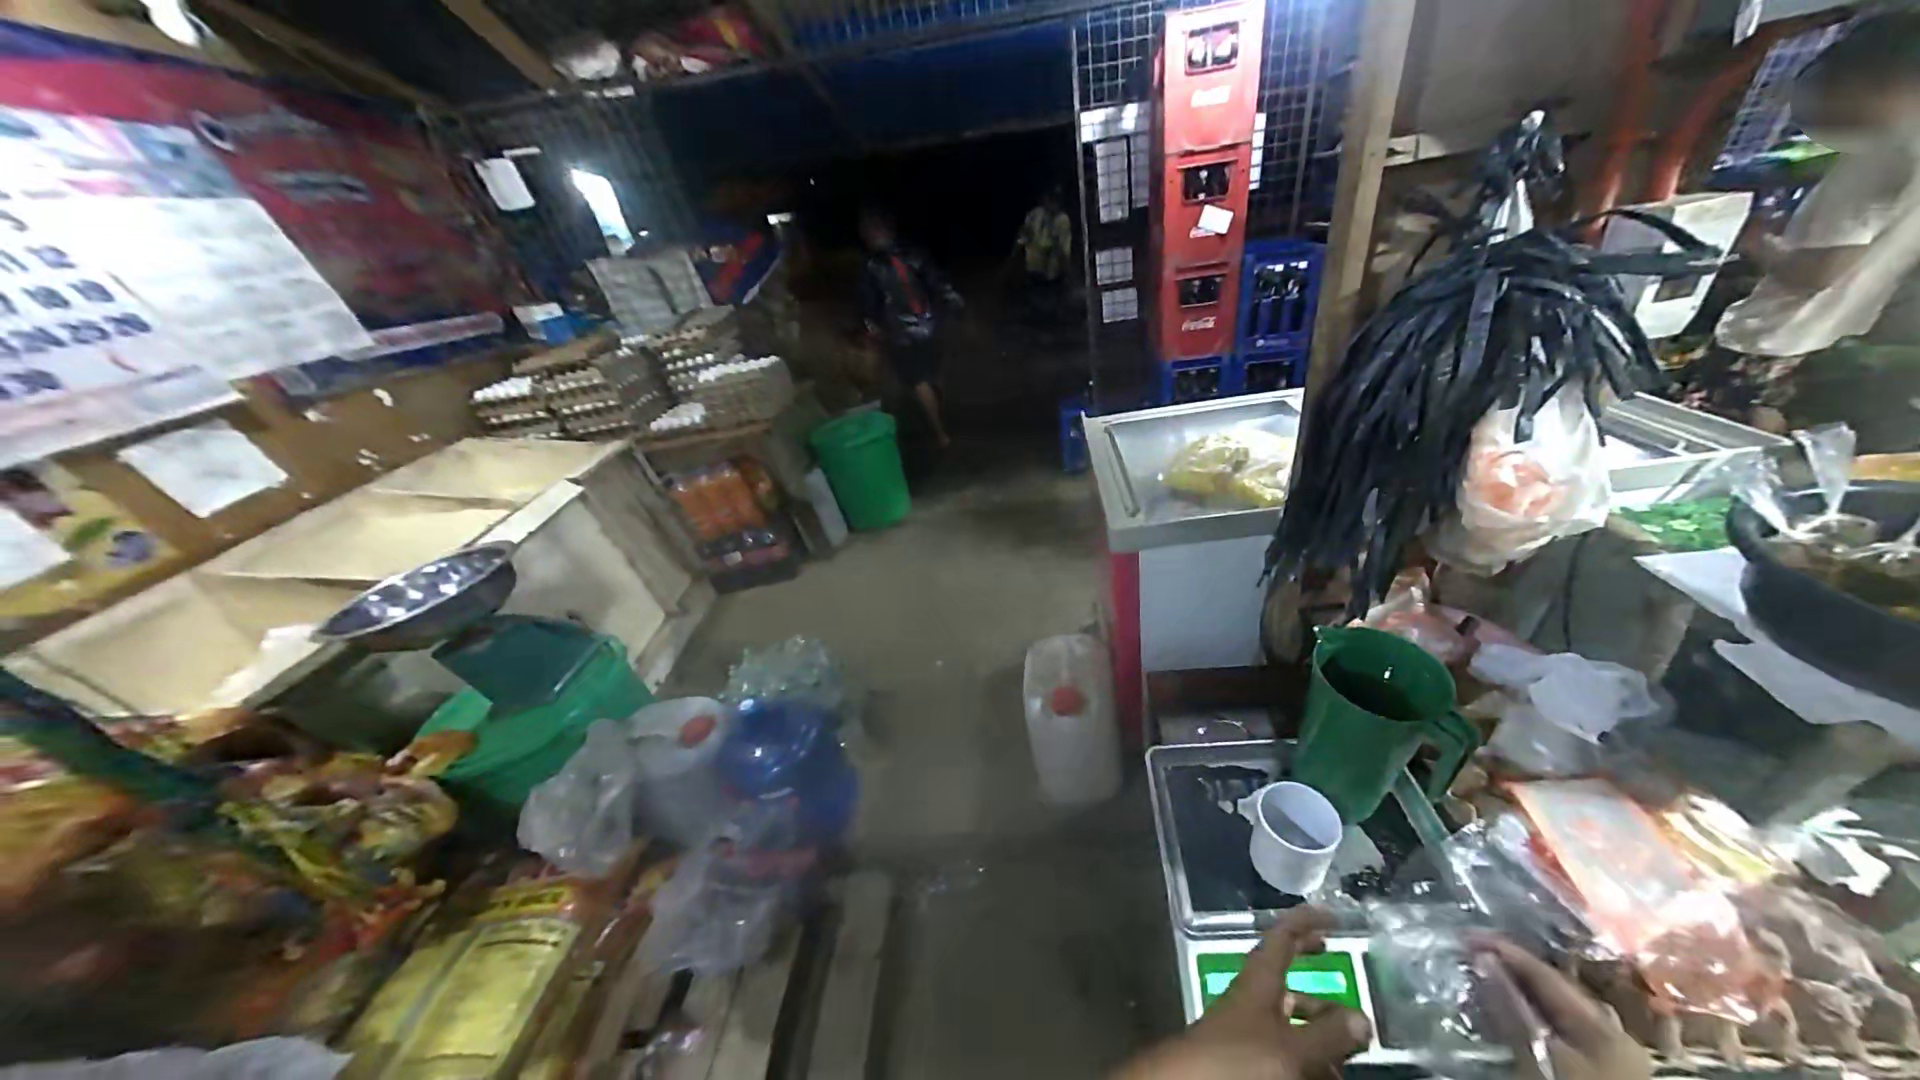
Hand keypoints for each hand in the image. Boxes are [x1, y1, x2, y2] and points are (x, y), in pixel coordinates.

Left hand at [1113, 907, 1370, 1079]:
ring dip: (1319, 1030)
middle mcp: (1253, 998)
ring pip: (1289, 1020)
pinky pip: (1283, 1049)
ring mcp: (1248, 1029)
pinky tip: (1327, 1074)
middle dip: (1316, 981)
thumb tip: (1361, 1017)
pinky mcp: (1247, 1058)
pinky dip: (1307, 1057)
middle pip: (1288, 980)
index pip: (1282, 937)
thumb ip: (1326, 1035)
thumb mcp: (1290, 1048)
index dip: (1305, 921)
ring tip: (1351, 1051)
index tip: (1333, 915)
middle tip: (1343, 983)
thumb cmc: (1238, 1059)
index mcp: (1259, 981)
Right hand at [1471, 937, 1651, 1079]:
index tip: (1464, 935)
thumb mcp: (1536, 1054)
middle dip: (1510, 968)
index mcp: (1601, 1025)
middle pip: (1553, 987)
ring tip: (1482, 980)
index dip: (1502, 950)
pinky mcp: (1598, 1071)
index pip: (1544, 973)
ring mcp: (1609, 1055)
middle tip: (1470, 955)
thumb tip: (1482, 957)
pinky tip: (1507, 1014)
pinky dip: (1528, 1014)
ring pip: (1555, 1008)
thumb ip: (1510, 1006)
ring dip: (1517, 991)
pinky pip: (1557, 1028)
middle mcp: (1611, 1032)